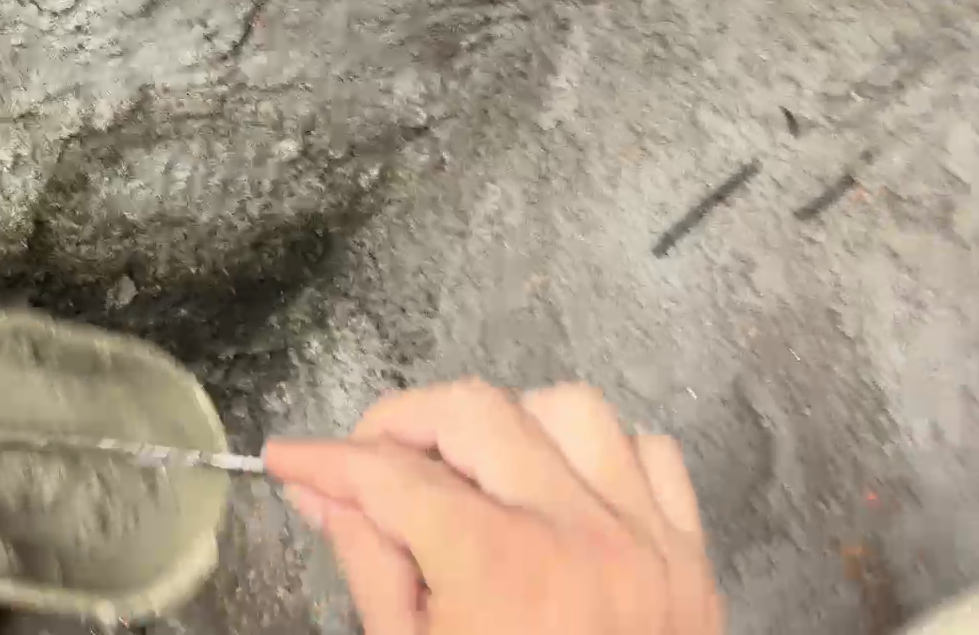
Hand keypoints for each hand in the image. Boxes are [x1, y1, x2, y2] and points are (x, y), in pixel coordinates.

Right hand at [266, 381, 723, 634]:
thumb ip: (361, 555)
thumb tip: (313, 489)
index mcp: (503, 569)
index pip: (384, 473)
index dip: (320, 459)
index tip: (286, 458)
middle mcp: (579, 535)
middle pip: (470, 409)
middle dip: (400, 423)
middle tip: (371, 464)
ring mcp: (648, 543)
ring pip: (567, 410)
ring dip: (502, 426)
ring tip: (469, 471)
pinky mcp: (692, 560)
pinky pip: (647, 453)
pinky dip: (590, 453)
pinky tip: (552, 489)